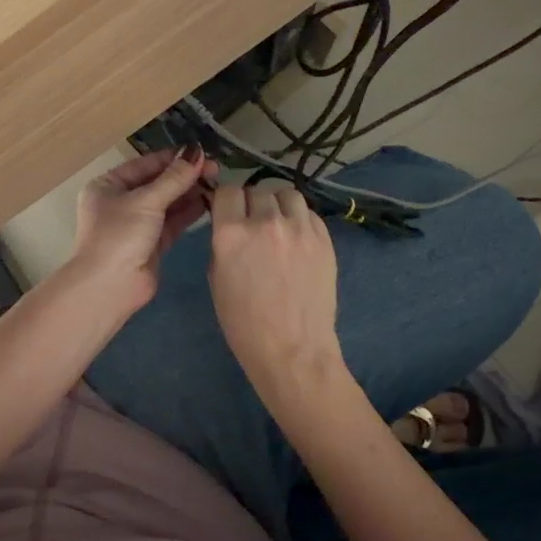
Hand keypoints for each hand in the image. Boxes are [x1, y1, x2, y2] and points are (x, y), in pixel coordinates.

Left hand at [69, 147, 217, 312]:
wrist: (109, 287)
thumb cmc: (119, 235)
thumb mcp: (146, 201)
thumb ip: (173, 178)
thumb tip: (196, 151)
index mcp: (108, 185)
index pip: (145, 164)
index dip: (173, 158)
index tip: (202, 153)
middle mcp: (120, 202)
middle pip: (157, 183)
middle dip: (185, 176)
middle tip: (217, 170)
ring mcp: (136, 225)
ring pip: (167, 203)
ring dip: (189, 193)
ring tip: (217, 184)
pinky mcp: (152, 245)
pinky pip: (172, 222)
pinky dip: (188, 213)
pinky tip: (208, 203)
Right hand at [207, 185, 348, 407]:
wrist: (292, 350)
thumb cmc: (244, 323)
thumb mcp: (216, 279)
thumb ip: (222, 244)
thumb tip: (231, 227)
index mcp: (231, 233)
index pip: (227, 190)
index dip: (226, 201)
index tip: (228, 212)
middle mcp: (266, 222)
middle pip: (257, 190)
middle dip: (251, 204)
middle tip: (253, 224)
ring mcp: (299, 228)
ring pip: (287, 194)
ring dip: (278, 205)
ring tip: (278, 224)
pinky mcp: (325, 239)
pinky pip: (309, 214)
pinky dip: (300, 220)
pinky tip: (297, 240)